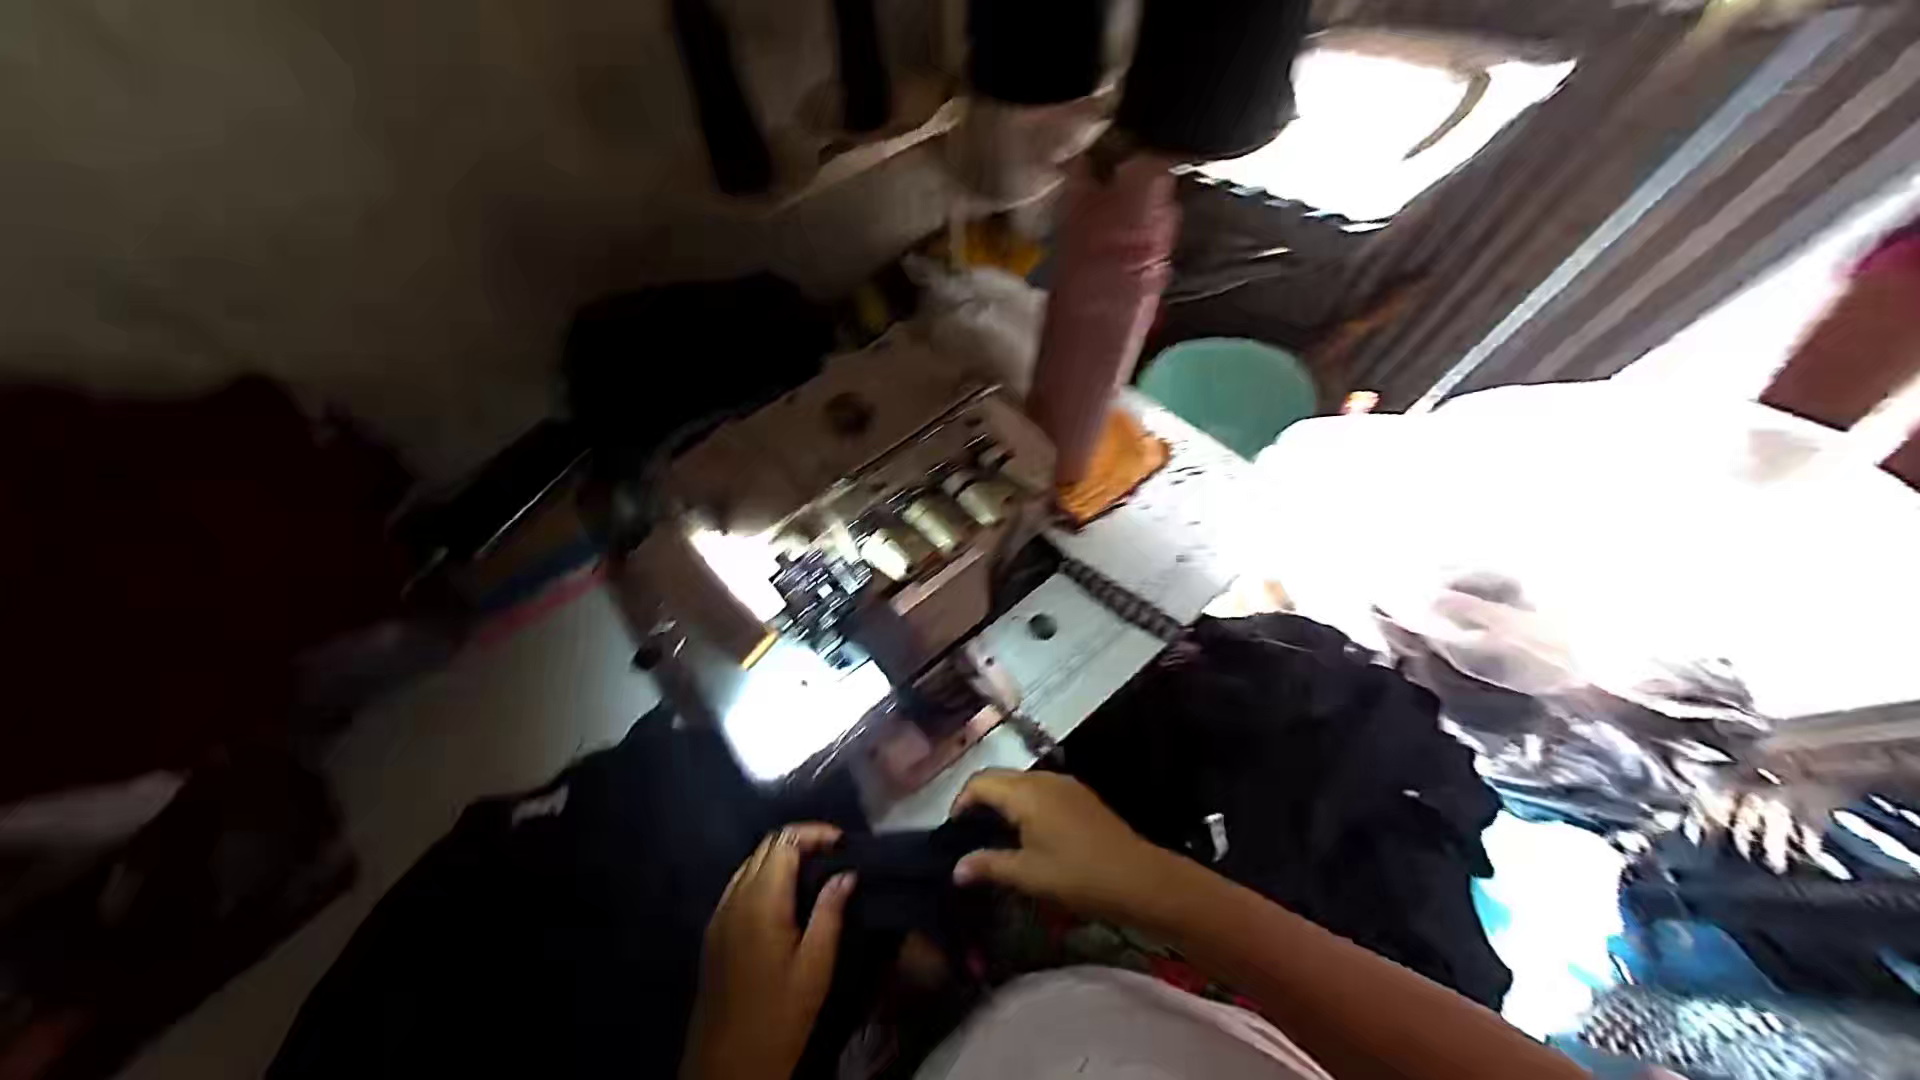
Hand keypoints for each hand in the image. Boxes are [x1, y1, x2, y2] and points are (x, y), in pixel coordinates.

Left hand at [680, 825, 855, 1079]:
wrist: (725, 1068)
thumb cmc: (778, 1016)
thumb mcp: (815, 966)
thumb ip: (830, 911)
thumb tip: (847, 872)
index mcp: (761, 901)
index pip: (785, 840)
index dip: (815, 832)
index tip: (843, 843)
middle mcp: (735, 897)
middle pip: (766, 846)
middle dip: (801, 840)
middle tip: (834, 854)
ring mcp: (720, 913)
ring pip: (751, 862)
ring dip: (782, 856)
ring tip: (815, 870)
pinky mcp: (714, 930)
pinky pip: (739, 884)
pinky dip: (764, 875)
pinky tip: (786, 896)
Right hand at [949, 769, 1183, 923]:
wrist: (1138, 877)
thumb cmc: (1078, 875)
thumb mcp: (1028, 875)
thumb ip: (989, 866)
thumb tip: (956, 869)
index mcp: (1025, 792)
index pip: (980, 782)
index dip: (961, 801)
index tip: (952, 829)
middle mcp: (1042, 778)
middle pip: (999, 777)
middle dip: (979, 798)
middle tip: (968, 830)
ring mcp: (1063, 783)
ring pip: (1020, 781)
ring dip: (1002, 799)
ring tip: (993, 831)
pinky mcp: (1078, 794)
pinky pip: (1039, 788)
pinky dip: (1023, 802)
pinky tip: (1026, 830)